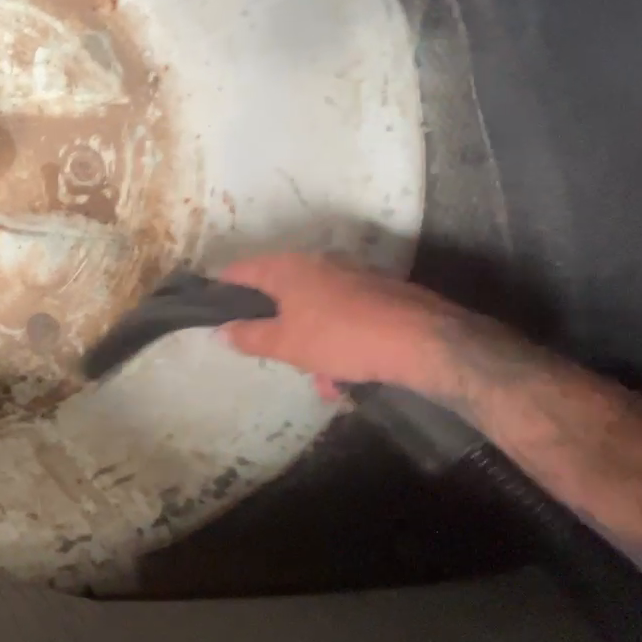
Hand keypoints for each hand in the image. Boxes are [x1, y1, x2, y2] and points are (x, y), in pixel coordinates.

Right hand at [218, 252, 461, 392]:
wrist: (428, 342)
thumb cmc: (342, 337)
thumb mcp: (285, 344)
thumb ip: (248, 337)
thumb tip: (220, 331)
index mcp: (287, 268)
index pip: (240, 270)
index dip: (223, 290)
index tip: (214, 310)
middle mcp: (318, 262)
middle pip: (280, 291)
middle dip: (275, 325)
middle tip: (272, 352)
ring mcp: (354, 276)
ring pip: (316, 309)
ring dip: (310, 340)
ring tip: (321, 378)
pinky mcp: (382, 294)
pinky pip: (346, 316)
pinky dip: (339, 340)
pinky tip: (349, 374)